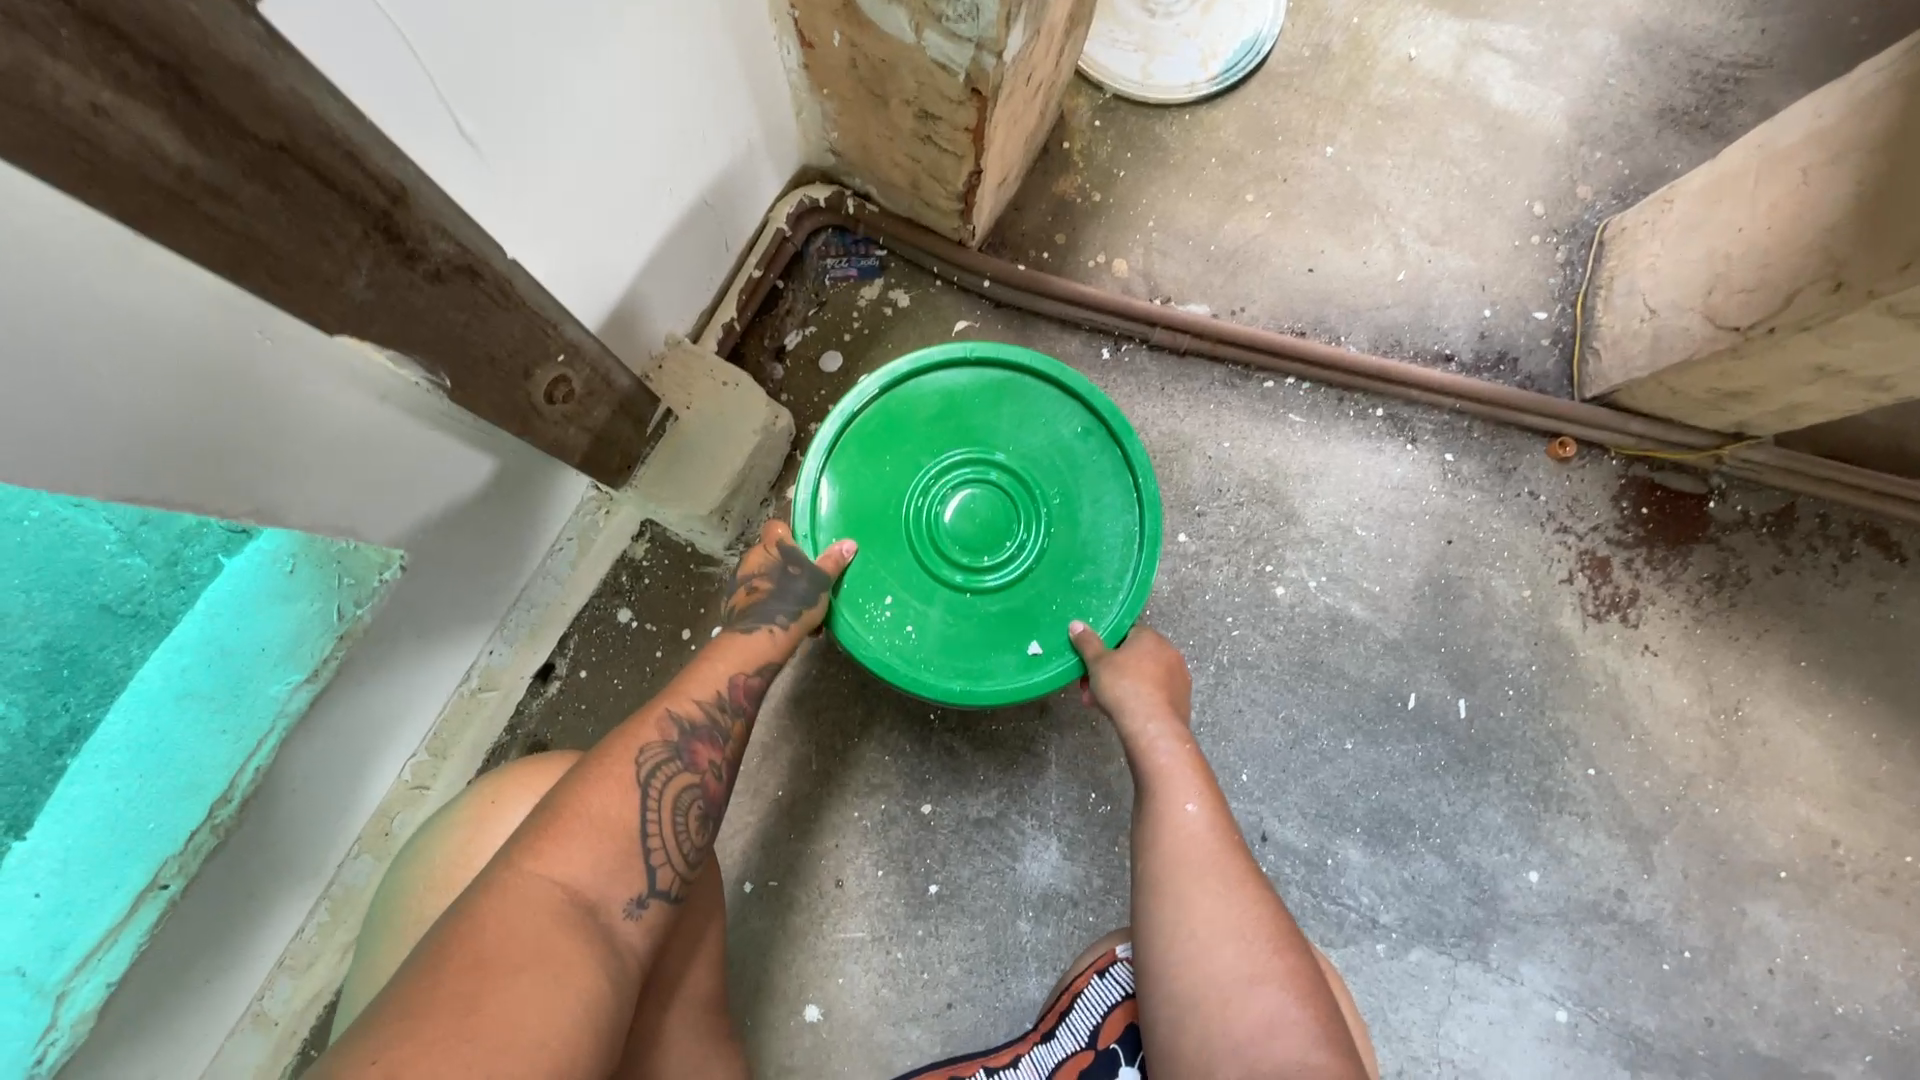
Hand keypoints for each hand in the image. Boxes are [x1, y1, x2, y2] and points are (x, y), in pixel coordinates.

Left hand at [719, 521, 855, 650]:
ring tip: (794, 604)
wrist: (760, 638)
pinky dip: (765, 603)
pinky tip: (780, 618)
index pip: (776, 527)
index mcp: (772, 546)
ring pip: (762, 576)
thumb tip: (850, 543)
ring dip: (774, 584)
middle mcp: (751, 558)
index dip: (788, 535)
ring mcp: (739, 580)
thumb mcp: (820, 582)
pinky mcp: (733, 602)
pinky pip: (754, 596)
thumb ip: (832, 562)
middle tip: (803, 580)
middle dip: (783, 564)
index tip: (801, 547)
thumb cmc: (794, 601)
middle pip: (769, 553)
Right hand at [1068, 621, 1191, 732]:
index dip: (1106, 648)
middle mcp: (1169, 653)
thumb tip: (1076, 623)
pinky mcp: (1181, 701)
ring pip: (1143, 678)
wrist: (1152, 727)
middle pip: (1133, 658)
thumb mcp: (1097, 662)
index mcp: (1150, 637)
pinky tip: (1124, 714)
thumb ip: (1086, 642)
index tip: (1092, 663)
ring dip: (1121, 688)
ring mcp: (1178, 678)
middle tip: (1091, 687)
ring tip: (1100, 705)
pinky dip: (1139, 700)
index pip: (1127, 634)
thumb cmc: (1123, 687)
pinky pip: (1154, 695)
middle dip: (1110, 672)